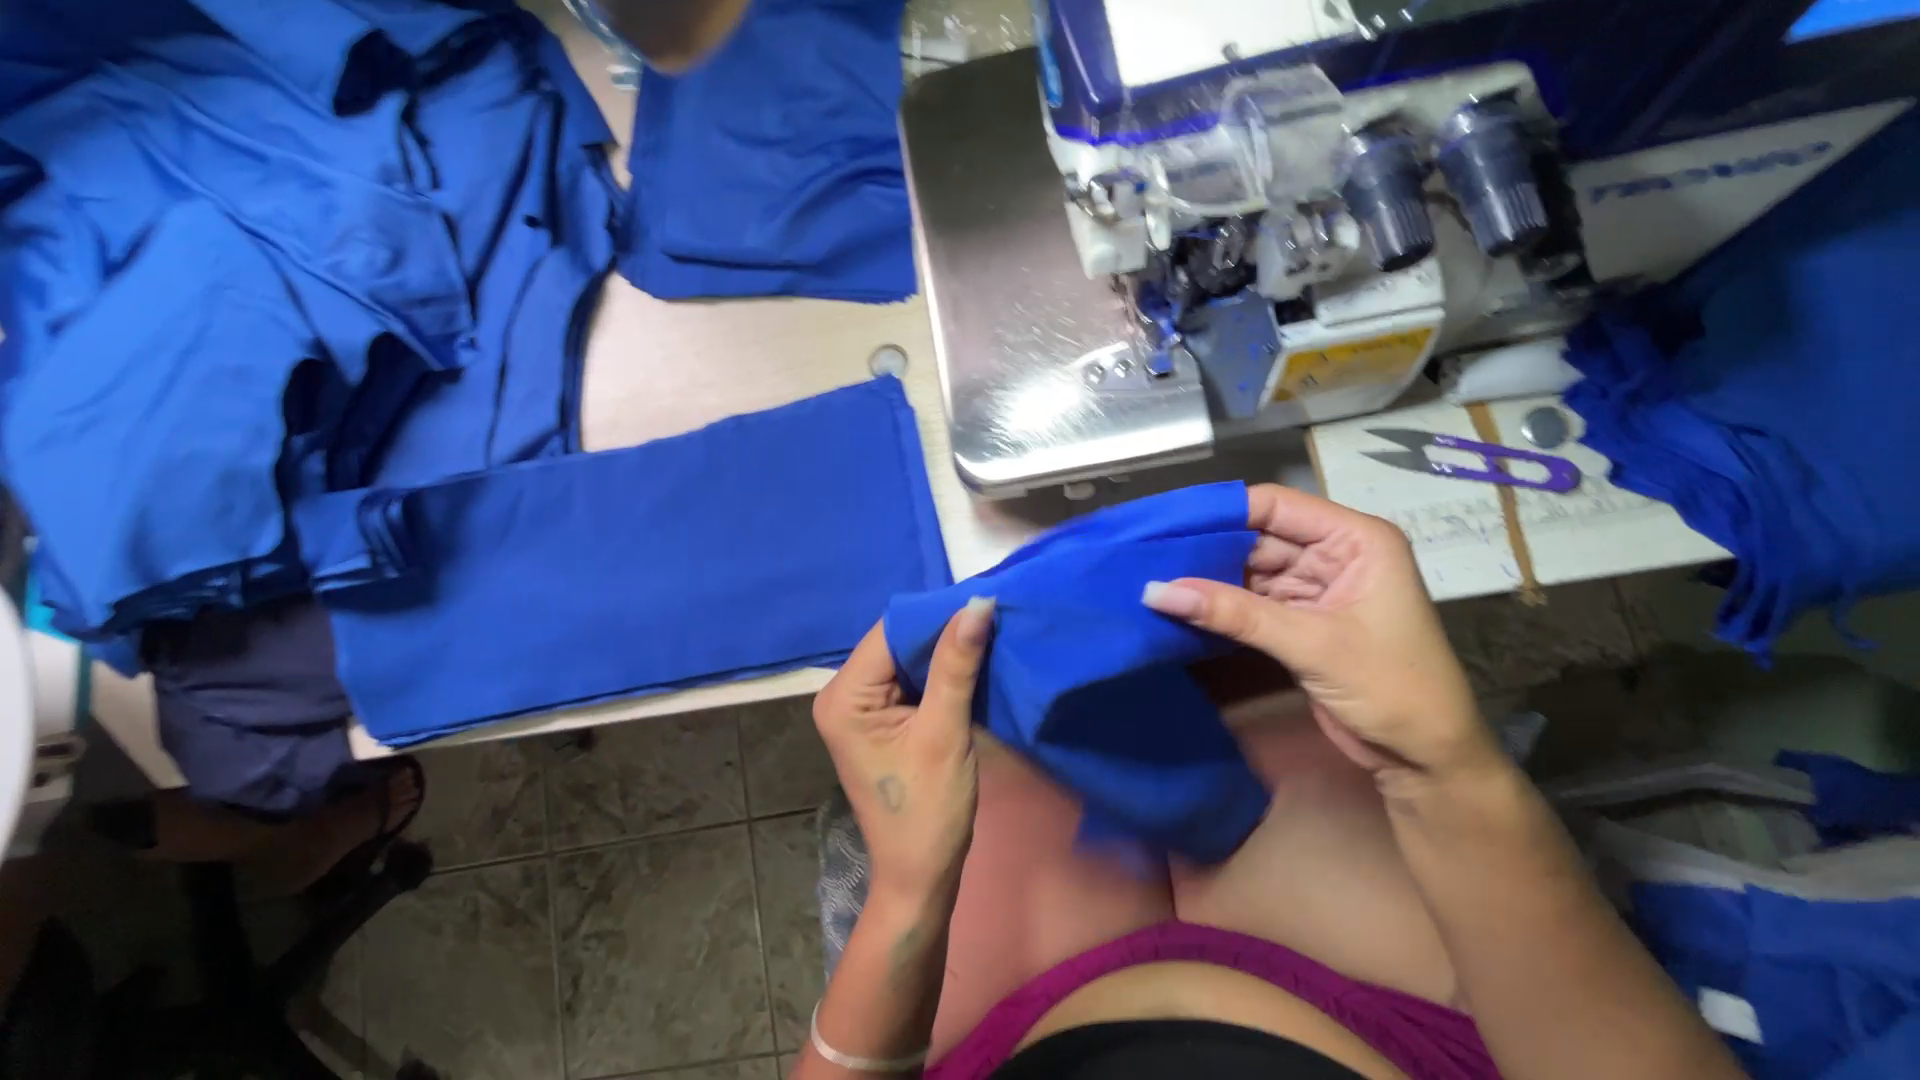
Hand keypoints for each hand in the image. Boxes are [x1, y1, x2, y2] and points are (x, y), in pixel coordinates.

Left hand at [812, 599, 994, 905]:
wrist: (921, 876)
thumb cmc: (928, 809)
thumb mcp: (944, 732)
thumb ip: (957, 664)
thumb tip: (978, 603)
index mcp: (844, 696)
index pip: (892, 632)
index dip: (938, 615)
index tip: (987, 601)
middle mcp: (842, 694)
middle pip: (897, 643)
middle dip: (943, 631)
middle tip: (995, 615)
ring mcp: (860, 708)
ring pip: (907, 660)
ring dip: (946, 651)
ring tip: (991, 633)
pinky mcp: (880, 720)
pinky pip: (911, 681)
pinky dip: (941, 673)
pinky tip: (974, 663)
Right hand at [1142, 485, 1500, 789]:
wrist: (1426, 759)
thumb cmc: (1391, 687)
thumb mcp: (1311, 644)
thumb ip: (1234, 613)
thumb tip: (1156, 591)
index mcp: (1356, 539)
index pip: (1277, 506)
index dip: (1222, 512)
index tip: (1167, 524)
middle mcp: (1335, 554)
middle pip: (1258, 537)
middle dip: (1208, 548)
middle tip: (1149, 556)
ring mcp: (1317, 589)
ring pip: (1250, 571)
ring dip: (1209, 579)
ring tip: (1153, 579)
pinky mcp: (1301, 622)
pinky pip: (1252, 603)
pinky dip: (1221, 607)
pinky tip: (1180, 607)